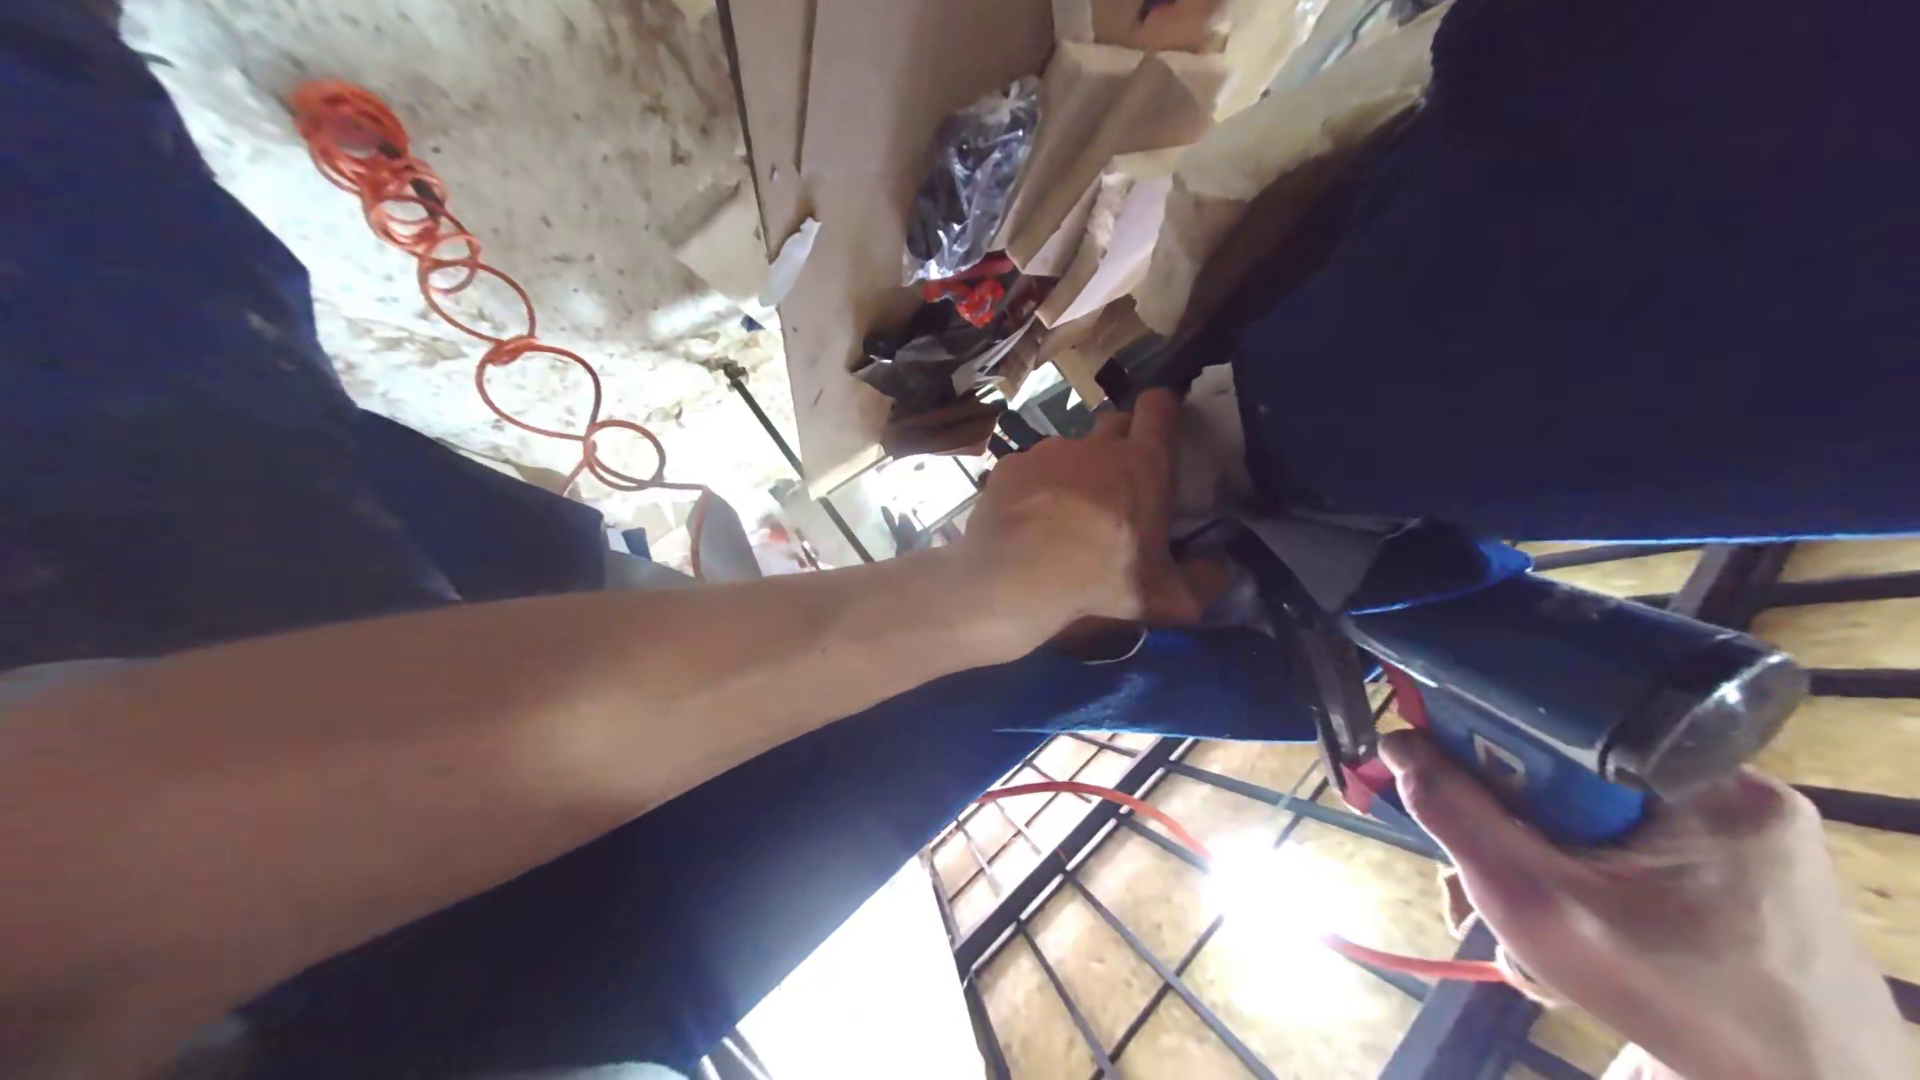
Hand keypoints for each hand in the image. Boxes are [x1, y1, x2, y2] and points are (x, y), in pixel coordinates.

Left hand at [963, 390, 1208, 631]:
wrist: (1016, 580)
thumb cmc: (1098, 582)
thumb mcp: (1164, 597)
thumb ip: (1202, 582)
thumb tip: (1219, 569)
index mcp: (1142, 464)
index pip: (1160, 406)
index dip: (1163, 410)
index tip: (1162, 429)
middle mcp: (1096, 446)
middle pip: (1115, 423)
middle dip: (1121, 442)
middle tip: (1116, 483)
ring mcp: (1049, 451)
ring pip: (1070, 448)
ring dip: (1074, 469)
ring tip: (1064, 510)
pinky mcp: (1012, 465)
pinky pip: (1030, 467)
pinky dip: (1033, 485)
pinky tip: (1026, 517)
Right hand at [1379, 732, 1908, 1079]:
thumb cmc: (1673, 1003)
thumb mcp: (1534, 904)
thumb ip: (1454, 815)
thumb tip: (1394, 744)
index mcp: (1699, 782)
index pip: (1551, 730)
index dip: (1479, 749)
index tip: (1438, 784)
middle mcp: (1724, 786)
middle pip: (1560, 776)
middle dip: (1501, 830)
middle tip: (1473, 888)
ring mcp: (1733, 825)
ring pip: (1581, 812)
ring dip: (1531, 861)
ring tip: (1518, 929)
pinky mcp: (1732, 859)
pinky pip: (1615, 839)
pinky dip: (1575, 874)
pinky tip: (1567, 923)